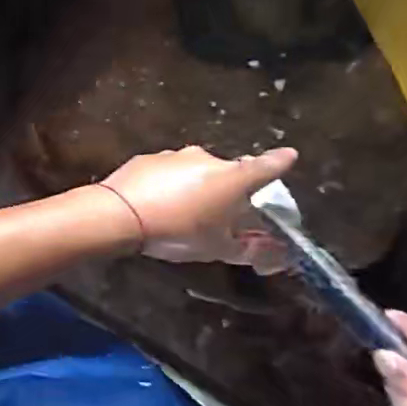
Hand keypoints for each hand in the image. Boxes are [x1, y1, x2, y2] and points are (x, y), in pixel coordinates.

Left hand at [100, 146, 295, 267]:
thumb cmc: (178, 231)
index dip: (279, 162)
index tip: (288, 155)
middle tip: (219, 211)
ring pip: (193, 170)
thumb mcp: (220, 248)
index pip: (266, 167)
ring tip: (184, 210)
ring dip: (194, 185)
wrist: (119, 213)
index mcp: (233, 178)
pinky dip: (168, 183)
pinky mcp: (144, 159)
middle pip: (225, 172)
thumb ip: (250, 247)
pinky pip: (166, 171)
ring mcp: (171, 155)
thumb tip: (273, 250)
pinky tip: (157, 201)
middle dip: (226, 188)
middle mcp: (205, 159)